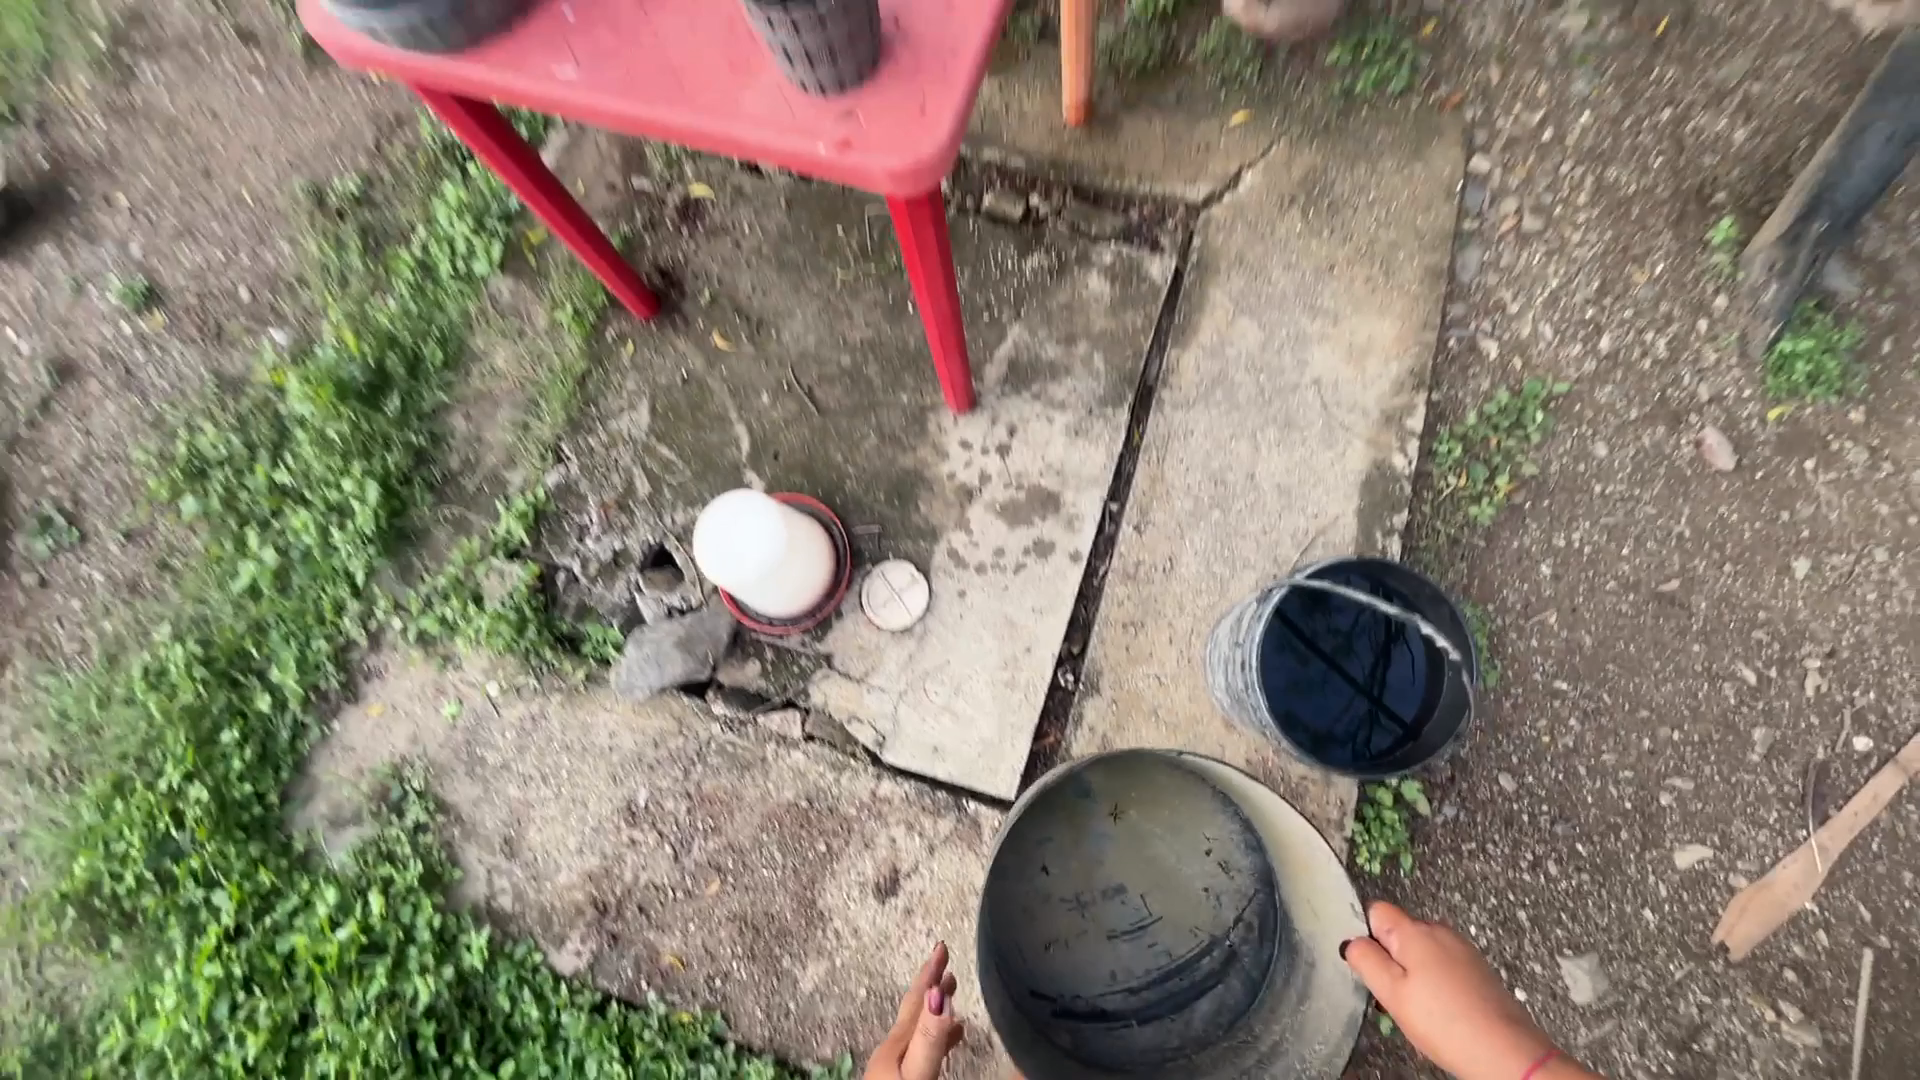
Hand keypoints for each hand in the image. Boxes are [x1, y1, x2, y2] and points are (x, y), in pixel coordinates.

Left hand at [864, 942, 964, 1079]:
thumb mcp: (915, 1071)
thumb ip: (928, 1035)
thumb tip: (939, 992)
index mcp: (896, 1041)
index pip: (918, 997)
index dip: (930, 970)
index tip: (940, 944)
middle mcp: (892, 1047)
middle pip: (915, 1008)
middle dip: (931, 983)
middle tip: (946, 962)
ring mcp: (891, 1064)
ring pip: (917, 1027)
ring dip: (934, 1008)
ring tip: (949, 995)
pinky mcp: (895, 1078)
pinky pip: (919, 1046)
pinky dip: (933, 1035)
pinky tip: (940, 1042)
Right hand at [1343, 902, 1592, 1079]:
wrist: (1511, 1057)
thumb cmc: (1444, 1023)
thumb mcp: (1392, 993)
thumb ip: (1365, 959)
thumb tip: (1352, 941)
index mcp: (1415, 930)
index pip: (1376, 910)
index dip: (1369, 936)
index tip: (1378, 970)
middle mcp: (1439, 930)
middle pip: (1400, 932)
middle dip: (1392, 959)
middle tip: (1397, 998)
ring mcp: (1463, 949)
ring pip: (1422, 951)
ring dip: (1414, 973)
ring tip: (1422, 1011)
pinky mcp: (1480, 970)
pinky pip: (1443, 965)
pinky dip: (1437, 983)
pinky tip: (1445, 1013)